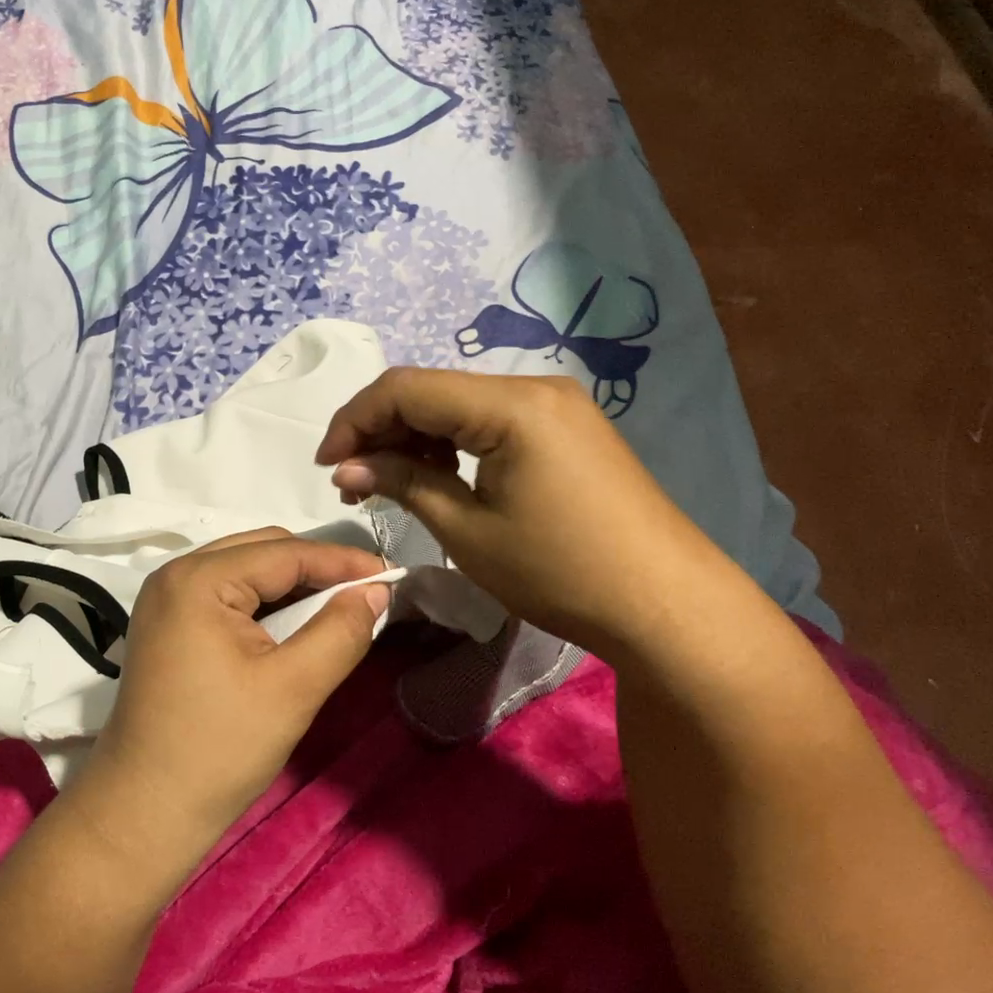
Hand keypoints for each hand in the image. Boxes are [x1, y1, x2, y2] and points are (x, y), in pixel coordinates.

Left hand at [87, 530, 389, 839]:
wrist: (147, 805)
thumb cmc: (221, 746)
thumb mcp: (293, 688)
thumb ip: (340, 631)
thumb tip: (375, 590)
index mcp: (197, 580)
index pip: (283, 552)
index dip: (342, 560)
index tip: (393, 574)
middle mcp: (174, 575)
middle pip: (260, 551)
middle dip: (315, 568)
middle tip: (366, 594)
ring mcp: (164, 600)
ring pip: (242, 570)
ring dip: (289, 585)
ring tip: (337, 609)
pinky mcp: (165, 625)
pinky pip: (223, 595)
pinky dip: (261, 604)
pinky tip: (293, 625)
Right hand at [315, 369, 732, 655]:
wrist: (666, 605)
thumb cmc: (560, 571)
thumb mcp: (466, 530)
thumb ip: (402, 483)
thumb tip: (346, 466)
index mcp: (510, 404)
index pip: (405, 388)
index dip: (354, 421)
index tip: (326, 466)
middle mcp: (534, 387)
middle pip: (430, 391)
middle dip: (380, 430)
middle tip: (352, 483)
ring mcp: (555, 405)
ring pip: (456, 404)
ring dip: (412, 438)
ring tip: (386, 485)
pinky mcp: (565, 428)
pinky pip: (488, 420)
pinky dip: (450, 443)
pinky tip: (434, 477)